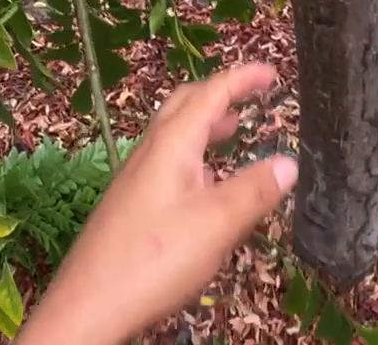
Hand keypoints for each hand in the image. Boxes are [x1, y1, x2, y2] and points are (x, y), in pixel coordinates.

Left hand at [18, 63, 296, 343]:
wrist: (88, 305)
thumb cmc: (155, 256)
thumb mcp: (217, 224)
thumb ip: (254, 191)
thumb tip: (289, 162)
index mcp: (173, 141)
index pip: (212, 93)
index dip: (242, 78)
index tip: (270, 72)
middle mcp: (152, 148)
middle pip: (187, 103)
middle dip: (220, 93)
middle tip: (250, 96)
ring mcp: (138, 175)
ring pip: (176, 132)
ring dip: (206, 124)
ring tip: (233, 130)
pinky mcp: (132, 202)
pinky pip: (169, 159)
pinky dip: (195, 154)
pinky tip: (206, 184)